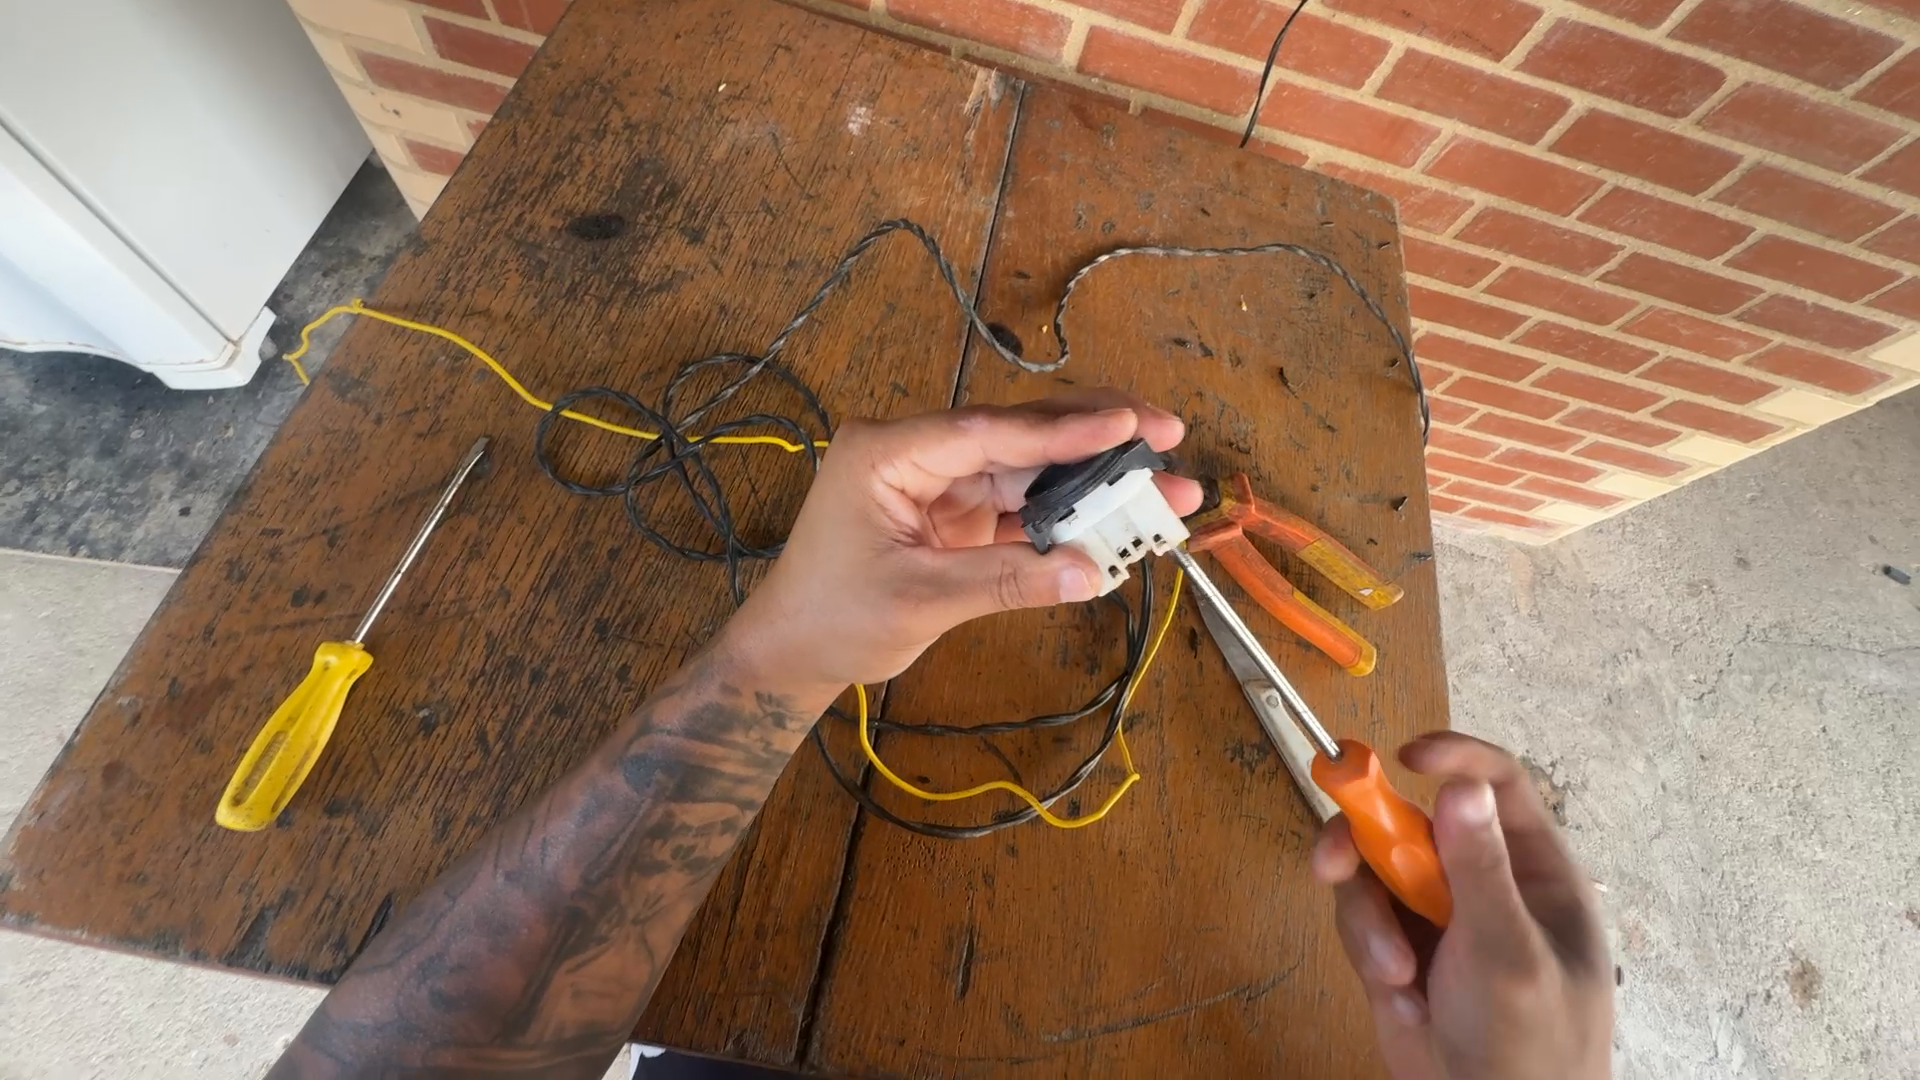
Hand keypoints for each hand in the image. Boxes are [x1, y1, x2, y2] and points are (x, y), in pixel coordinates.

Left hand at [721, 390, 1201, 692]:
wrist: (795, 651)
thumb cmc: (834, 619)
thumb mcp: (919, 600)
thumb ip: (1005, 581)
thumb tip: (1093, 573)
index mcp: (888, 452)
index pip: (987, 431)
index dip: (1062, 430)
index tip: (1130, 422)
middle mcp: (919, 455)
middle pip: (1016, 436)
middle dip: (1092, 439)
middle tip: (1166, 434)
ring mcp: (941, 485)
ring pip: (1027, 470)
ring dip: (1089, 482)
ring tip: (1159, 485)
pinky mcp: (956, 516)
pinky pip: (1019, 509)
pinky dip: (1063, 518)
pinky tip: (1113, 520)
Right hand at [1313, 733, 1611, 1079]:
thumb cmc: (1527, 1046)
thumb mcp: (1507, 955)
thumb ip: (1481, 870)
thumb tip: (1462, 785)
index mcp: (1530, 872)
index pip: (1496, 784)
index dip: (1453, 757)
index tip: (1403, 756)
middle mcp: (1475, 876)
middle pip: (1405, 817)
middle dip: (1365, 842)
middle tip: (1333, 863)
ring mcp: (1430, 905)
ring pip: (1368, 862)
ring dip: (1366, 915)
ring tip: (1388, 967)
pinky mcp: (1390, 931)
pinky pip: (1356, 907)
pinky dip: (1363, 941)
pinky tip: (1393, 985)